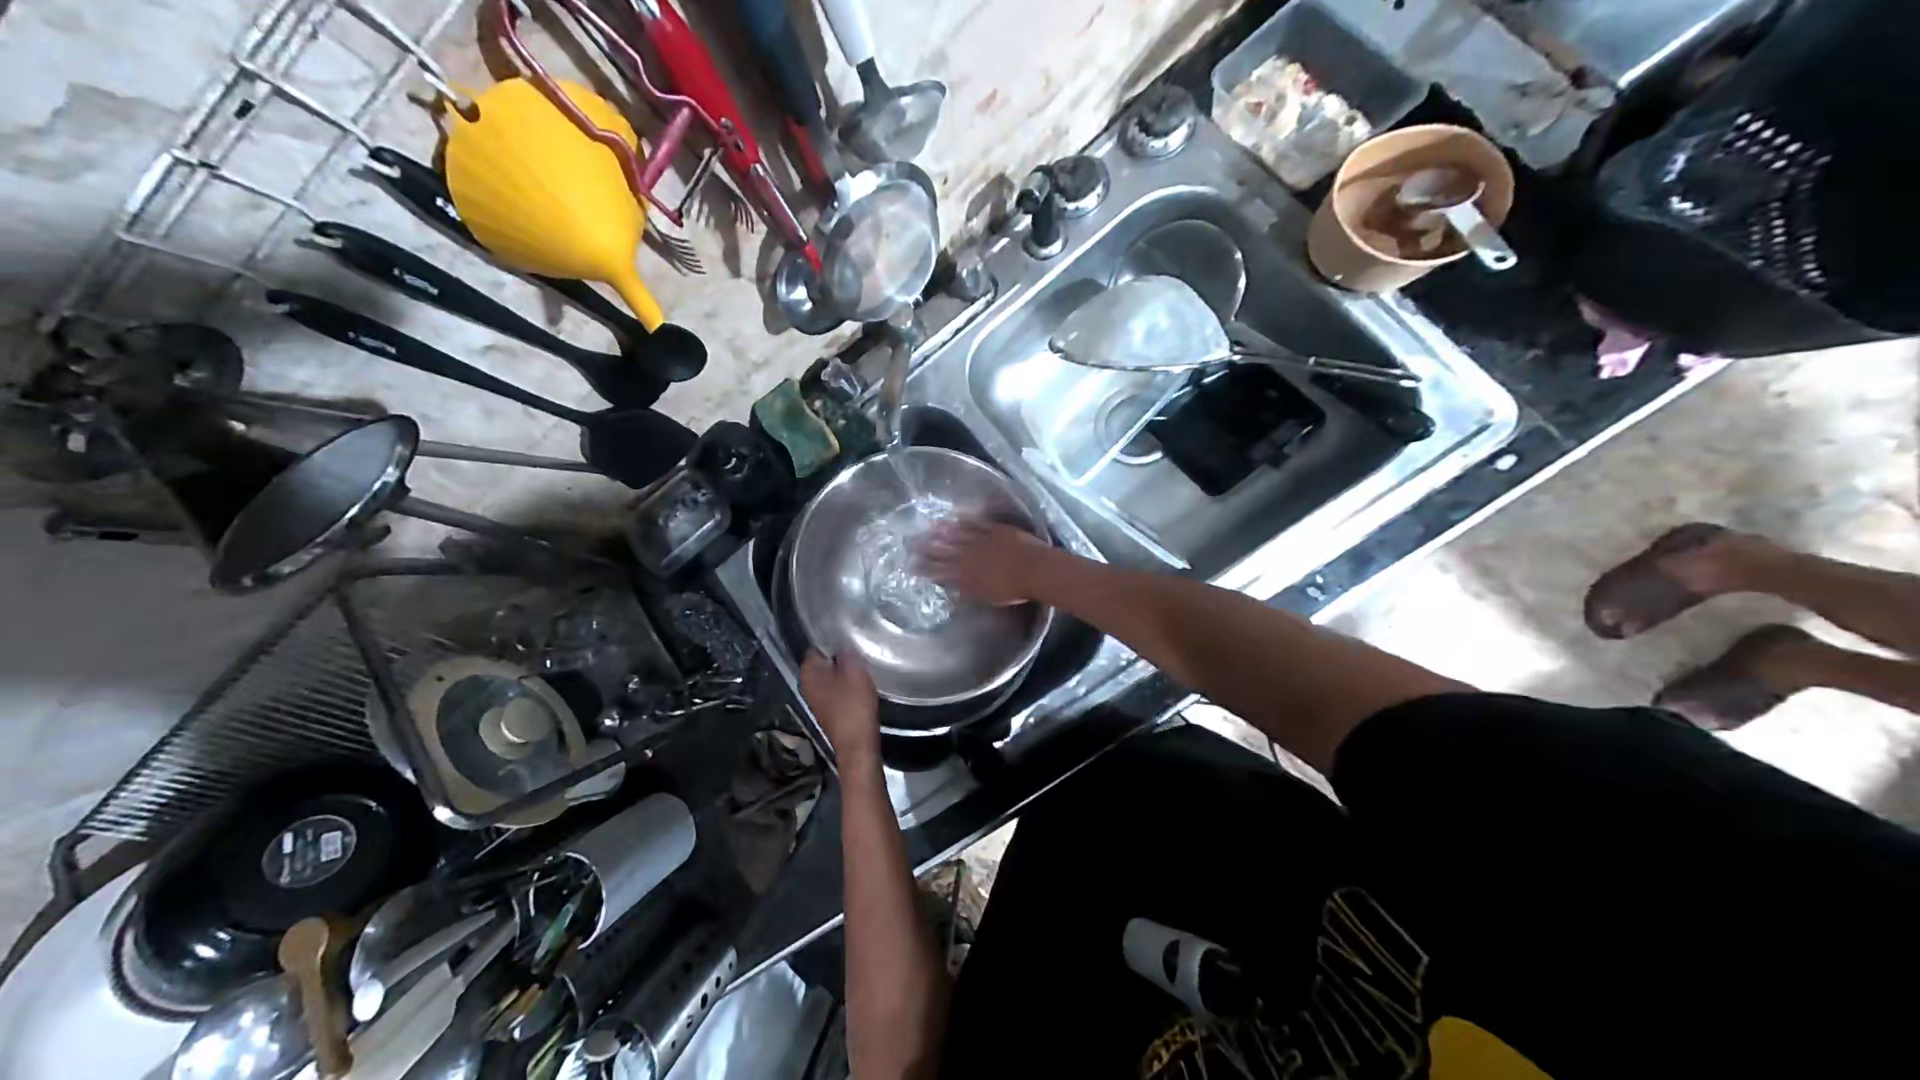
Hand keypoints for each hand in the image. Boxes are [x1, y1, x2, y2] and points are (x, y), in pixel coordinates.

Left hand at [801, 649, 880, 766]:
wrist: (857, 744)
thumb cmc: (853, 704)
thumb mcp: (854, 671)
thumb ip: (846, 652)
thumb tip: (842, 646)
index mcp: (808, 672)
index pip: (817, 646)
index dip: (834, 642)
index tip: (851, 641)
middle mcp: (807, 684)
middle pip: (824, 662)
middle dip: (841, 658)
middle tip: (859, 655)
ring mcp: (816, 699)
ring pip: (832, 677)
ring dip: (846, 674)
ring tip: (863, 670)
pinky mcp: (828, 710)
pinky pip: (837, 691)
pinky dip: (847, 688)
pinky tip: (861, 688)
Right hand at [920, 521, 1052, 605]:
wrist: (1036, 570)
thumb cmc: (1014, 590)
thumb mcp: (987, 596)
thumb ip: (967, 592)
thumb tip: (951, 591)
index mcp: (966, 575)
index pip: (940, 571)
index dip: (925, 568)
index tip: (911, 565)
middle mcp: (969, 556)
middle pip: (943, 550)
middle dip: (926, 547)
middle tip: (910, 542)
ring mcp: (982, 540)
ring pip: (956, 535)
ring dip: (941, 531)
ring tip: (927, 527)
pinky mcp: (994, 529)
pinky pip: (975, 523)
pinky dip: (964, 520)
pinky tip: (955, 516)